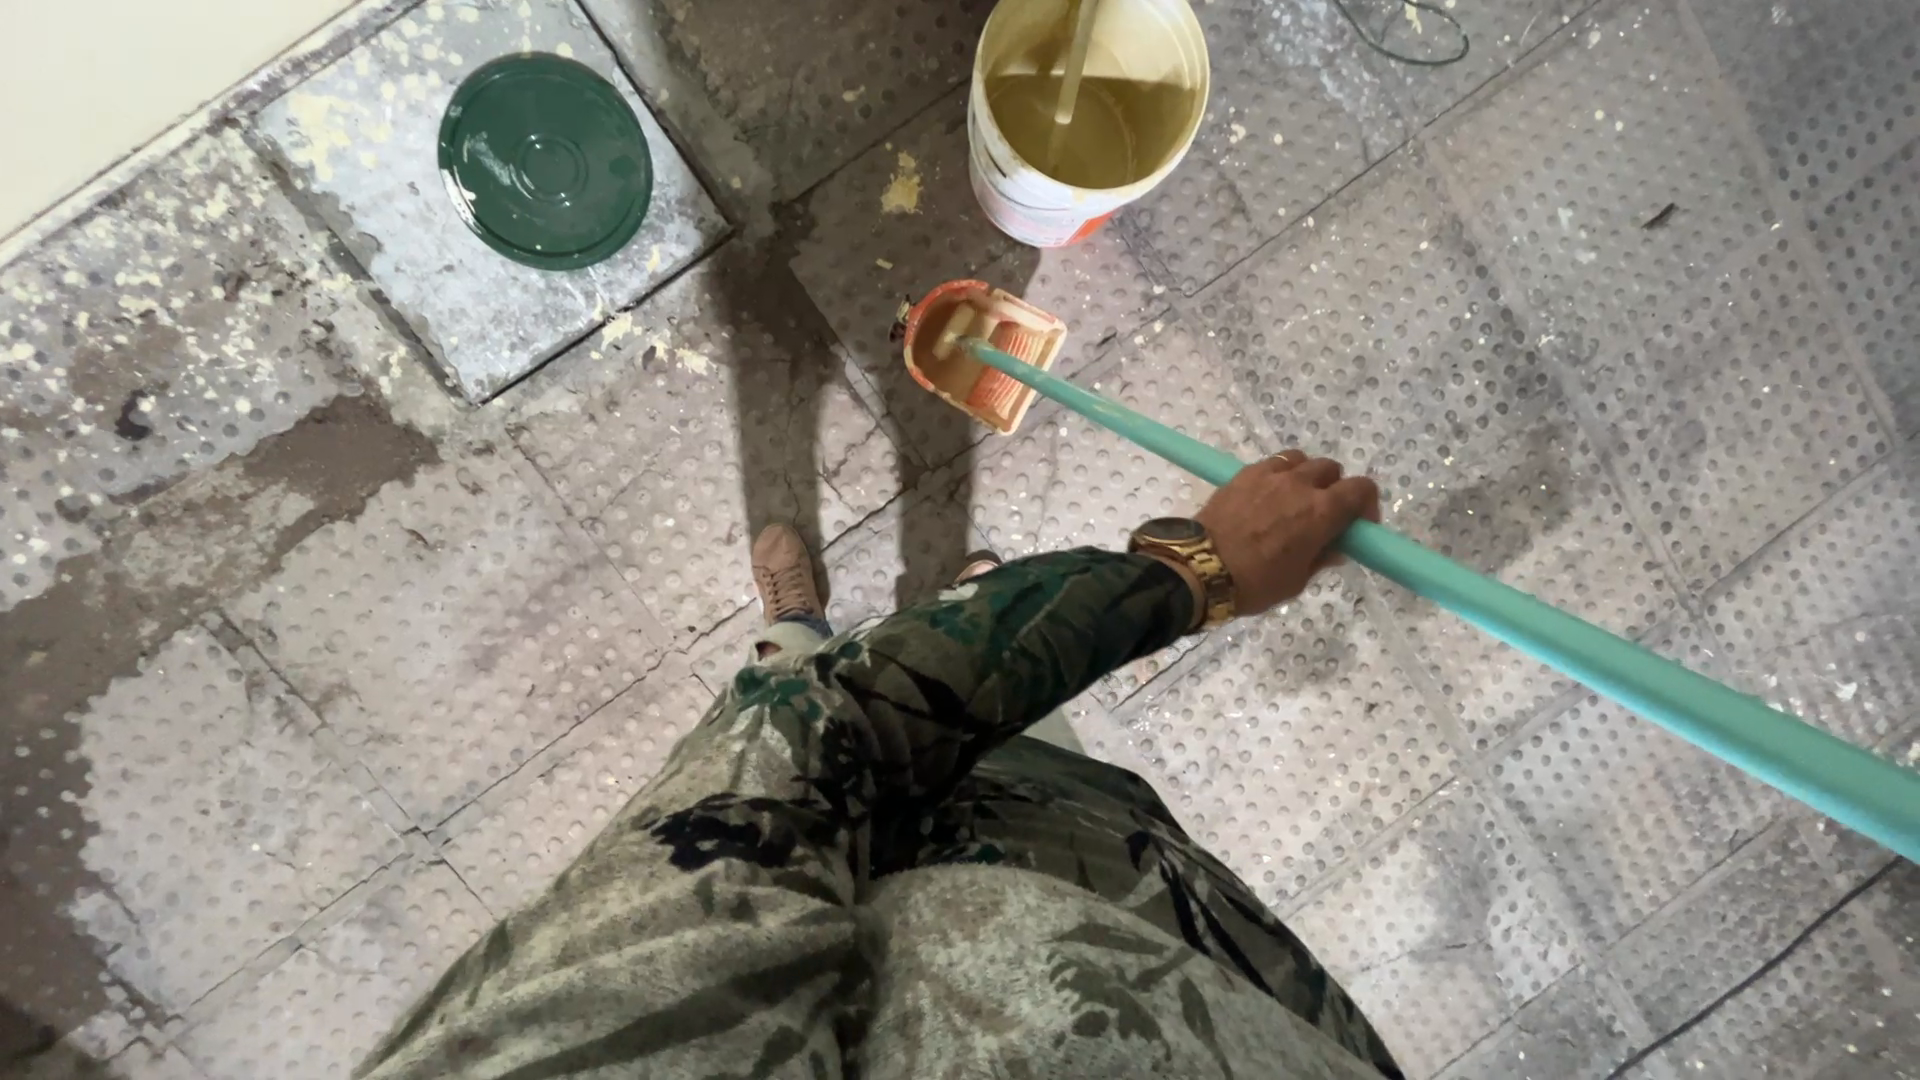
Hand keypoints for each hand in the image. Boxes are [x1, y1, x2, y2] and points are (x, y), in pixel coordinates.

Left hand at [1195, 450, 1380, 615]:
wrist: (1198, 569)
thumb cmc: (1253, 583)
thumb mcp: (1296, 580)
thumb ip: (1319, 558)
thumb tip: (1334, 548)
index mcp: (1321, 512)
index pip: (1361, 489)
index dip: (1365, 504)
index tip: (1357, 524)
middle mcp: (1299, 485)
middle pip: (1330, 470)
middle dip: (1333, 489)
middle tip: (1322, 513)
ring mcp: (1268, 476)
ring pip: (1300, 460)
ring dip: (1304, 475)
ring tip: (1293, 499)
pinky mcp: (1242, 475)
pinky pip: (1270, 462)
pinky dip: (1277, 473)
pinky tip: (1267, 495)